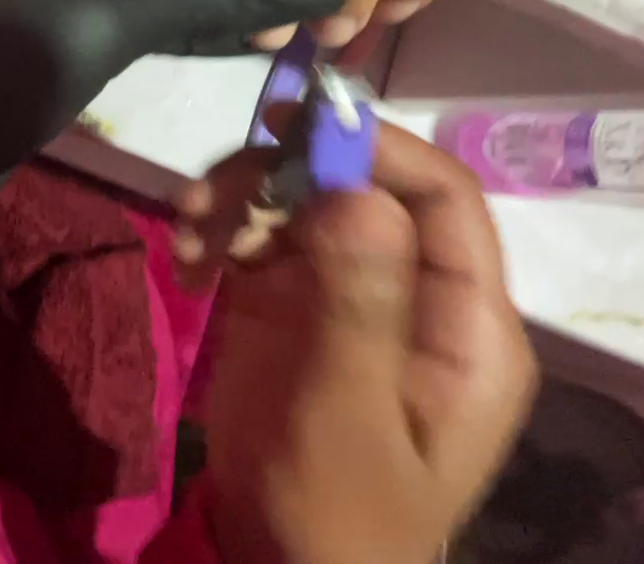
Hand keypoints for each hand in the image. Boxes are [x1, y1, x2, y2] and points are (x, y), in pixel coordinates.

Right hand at [178, 119, 537, 563]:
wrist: (279, 560)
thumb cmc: (335, 501)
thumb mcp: (347, 406)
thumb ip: (358, 301)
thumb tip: (354, 191)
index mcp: (461, 320)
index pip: (440, 196)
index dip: (372, 146)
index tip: (288, 123)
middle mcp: (405, 290)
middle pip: (348, 188)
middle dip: (273, 177)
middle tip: (203, 195)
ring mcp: (339, 291)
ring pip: (291, 203)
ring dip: (230, 202)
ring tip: (182, 234)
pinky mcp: (283, 300)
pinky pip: (250, 236)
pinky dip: (212, 235)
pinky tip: (184, 263)